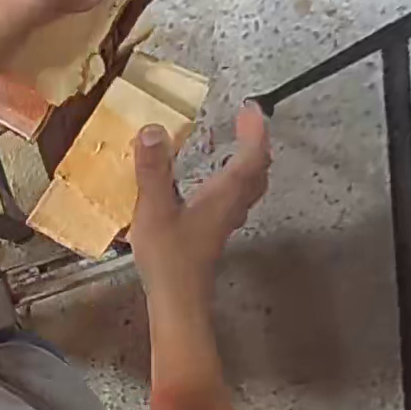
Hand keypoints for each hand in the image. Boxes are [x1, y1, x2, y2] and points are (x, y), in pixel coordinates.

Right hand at [130, 102, 271, 301]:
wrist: (178, 301)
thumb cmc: (169, 257)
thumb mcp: (154, 209)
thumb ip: (153, 169)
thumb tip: (153, 129)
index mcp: (223, 195)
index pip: (252, 156)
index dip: (255, 130)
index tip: (250, 108)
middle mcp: (231, 207)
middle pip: (257, 172)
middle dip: (255, 145)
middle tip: (245, 125)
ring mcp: (224, 224)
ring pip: (248, 189)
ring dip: (247, 165)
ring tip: (232, 148)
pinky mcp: (213, 236)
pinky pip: (233, 201)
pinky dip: (231, 184)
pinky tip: (209, 187)